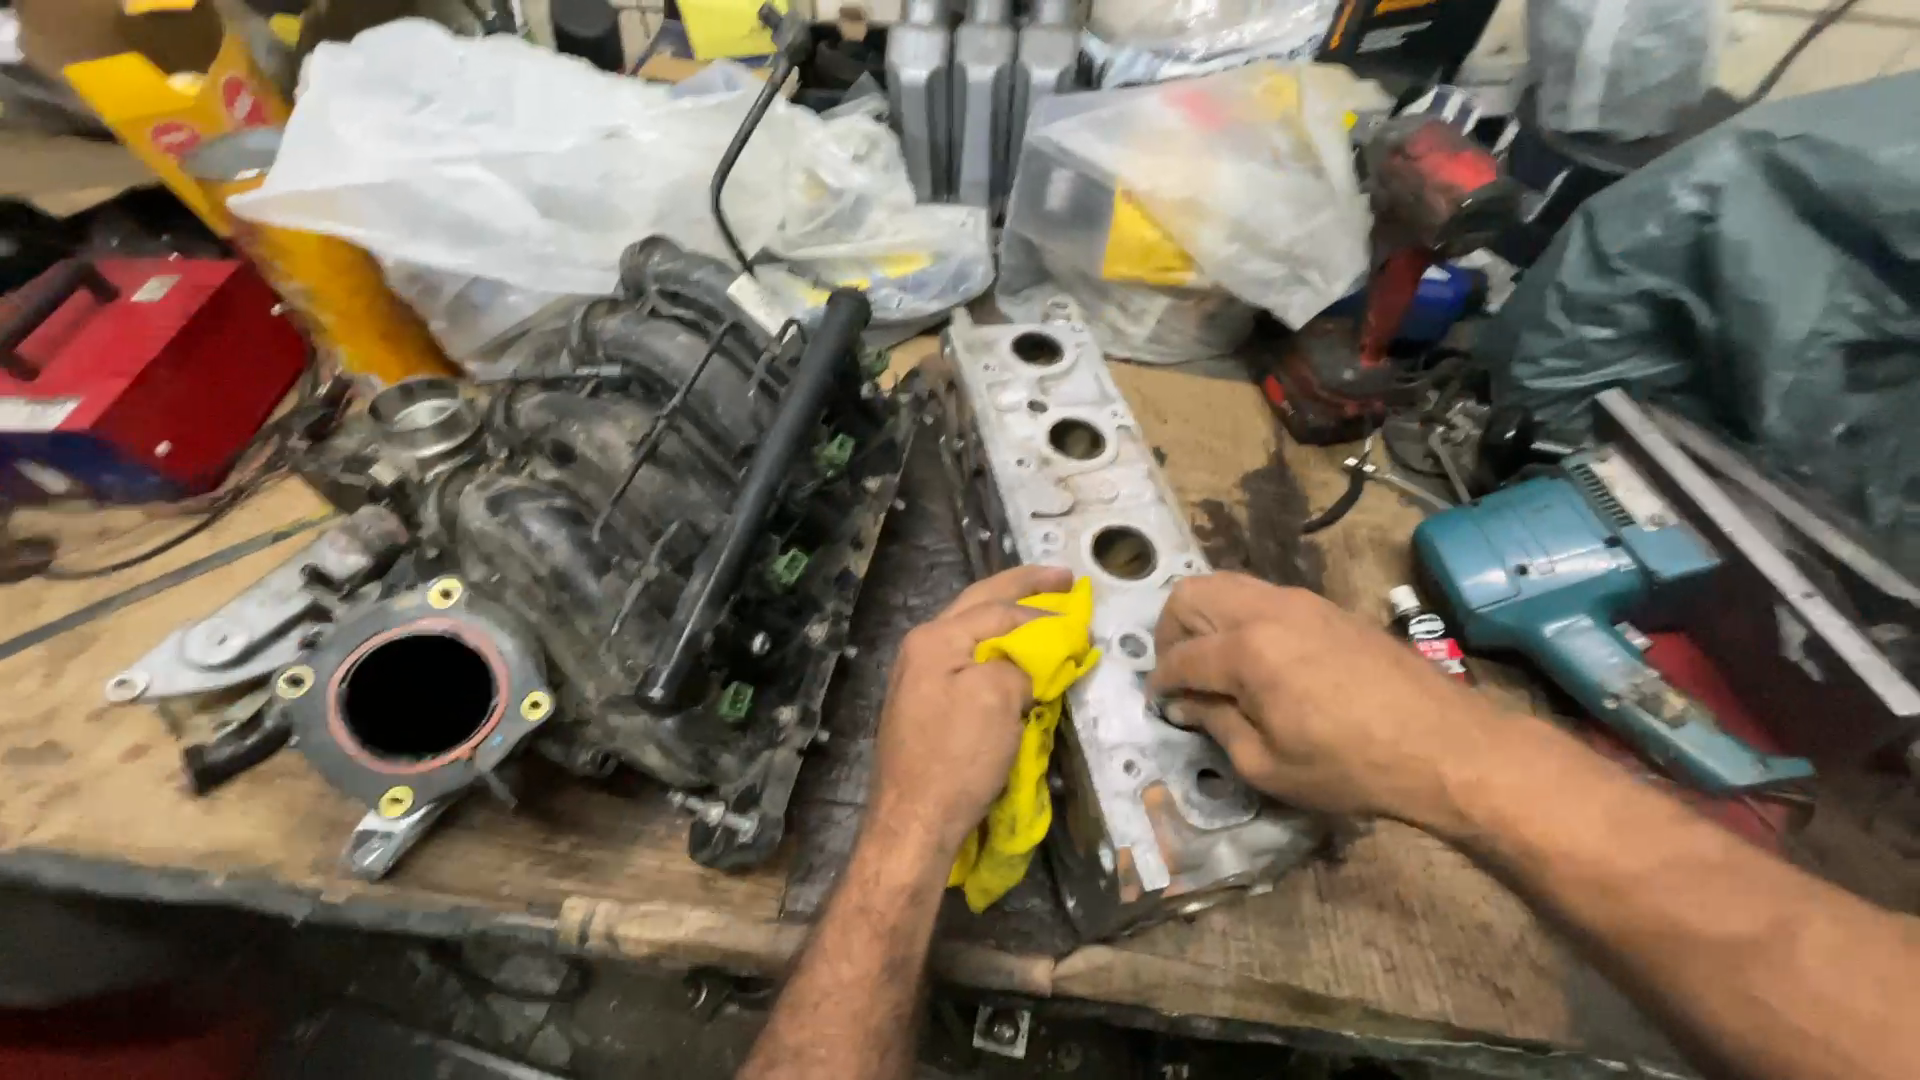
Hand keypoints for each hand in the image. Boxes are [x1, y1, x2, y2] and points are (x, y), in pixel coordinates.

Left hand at [867, 564, 1073, 862]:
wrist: (913, 821)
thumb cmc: (956, 757)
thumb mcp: (997, 698)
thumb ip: (1017, 663)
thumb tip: (1025, 666)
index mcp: (935, 637)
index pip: (997, 609)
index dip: (1042, 611)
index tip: (1080, 616)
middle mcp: (921, 647)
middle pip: (978, 604)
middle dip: (1022, 588)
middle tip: (1062, 578)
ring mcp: (919, 676)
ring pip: (972, 632)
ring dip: (1008, 618)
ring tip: (1042, 607)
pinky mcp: (926, 704)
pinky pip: (968, 662)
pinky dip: (997, 652)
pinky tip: (1014, 653)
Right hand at [1147, 572, 1505, 826]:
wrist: (1444, 745)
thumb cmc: (1351, 766)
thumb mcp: (1267, 765)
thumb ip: (1215, 724)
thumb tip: (1184, 702)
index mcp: (1246, 651)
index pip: (1179, 658)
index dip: (1162, 684)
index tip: (1161, 703)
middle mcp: (1265, 611)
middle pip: (1189, 596)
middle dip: (1170, 634)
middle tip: (1182, 673)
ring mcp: (1297, 600)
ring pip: (1223, 584)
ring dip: (1203, 617)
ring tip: (1213, 660)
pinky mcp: (1322, 604)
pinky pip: (1258, 593)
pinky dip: (1238, 615)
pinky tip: (1255, 656)